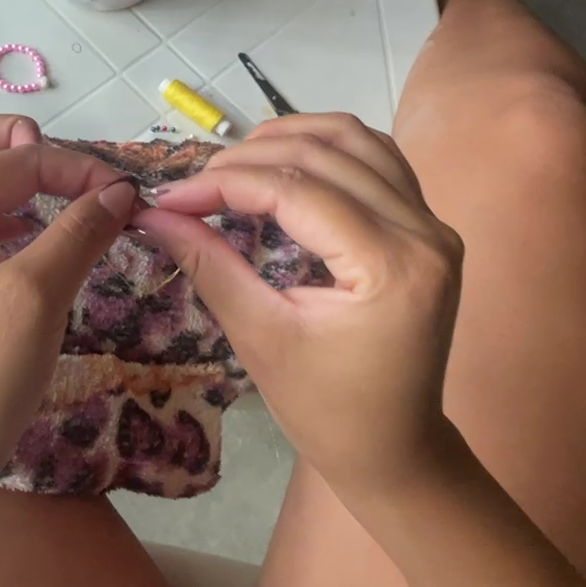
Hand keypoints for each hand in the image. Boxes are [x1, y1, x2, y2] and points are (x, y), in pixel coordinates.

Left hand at [0, 115, 138, 485]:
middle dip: (22, 147)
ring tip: (60, 205)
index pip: (13, 162)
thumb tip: (120, 189)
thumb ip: (79, 232)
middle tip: (71, 176)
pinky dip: (2, 220)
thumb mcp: (35, 298)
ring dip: (12, 182)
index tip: (127, 196)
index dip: (76, 169)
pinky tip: (31, 245)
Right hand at [133, 113, 464, 495]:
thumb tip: (153, 213)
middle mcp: (424, 231)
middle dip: (247, 159)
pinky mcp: (426, 225)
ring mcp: (432, 224)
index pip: (294, 191)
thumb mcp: (259, 336)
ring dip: (290, 137)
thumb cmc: (325, 408)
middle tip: (193, 186)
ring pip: (356, 140)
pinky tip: (286, 161)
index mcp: (390, 266)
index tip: (169, 195)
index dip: (223, 184)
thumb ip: (208, 263)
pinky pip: (377, 158)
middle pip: (324, 155)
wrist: (394, 449)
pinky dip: (326, 147)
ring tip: (233, 163)